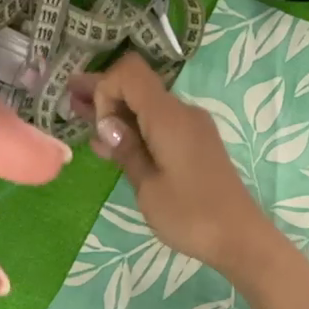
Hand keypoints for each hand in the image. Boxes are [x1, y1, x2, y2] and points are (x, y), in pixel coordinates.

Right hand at [69, 54, 278, 273]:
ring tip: (84, 121)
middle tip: (71, 99)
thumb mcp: (149, 188)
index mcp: (168, 117)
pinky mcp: (196, 144)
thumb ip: (127, 152)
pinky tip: (115, 145)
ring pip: (148, 107)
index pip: (129, 73)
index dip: (105, 88)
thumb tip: (106, 125)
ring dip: (118, 114)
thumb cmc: (190, 215)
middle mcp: (181, 112)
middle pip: (138, 87)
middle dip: (104, 94)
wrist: (237, 235)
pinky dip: (136, 130)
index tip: (98, 128)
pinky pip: (161, 126)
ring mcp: (192, 127)